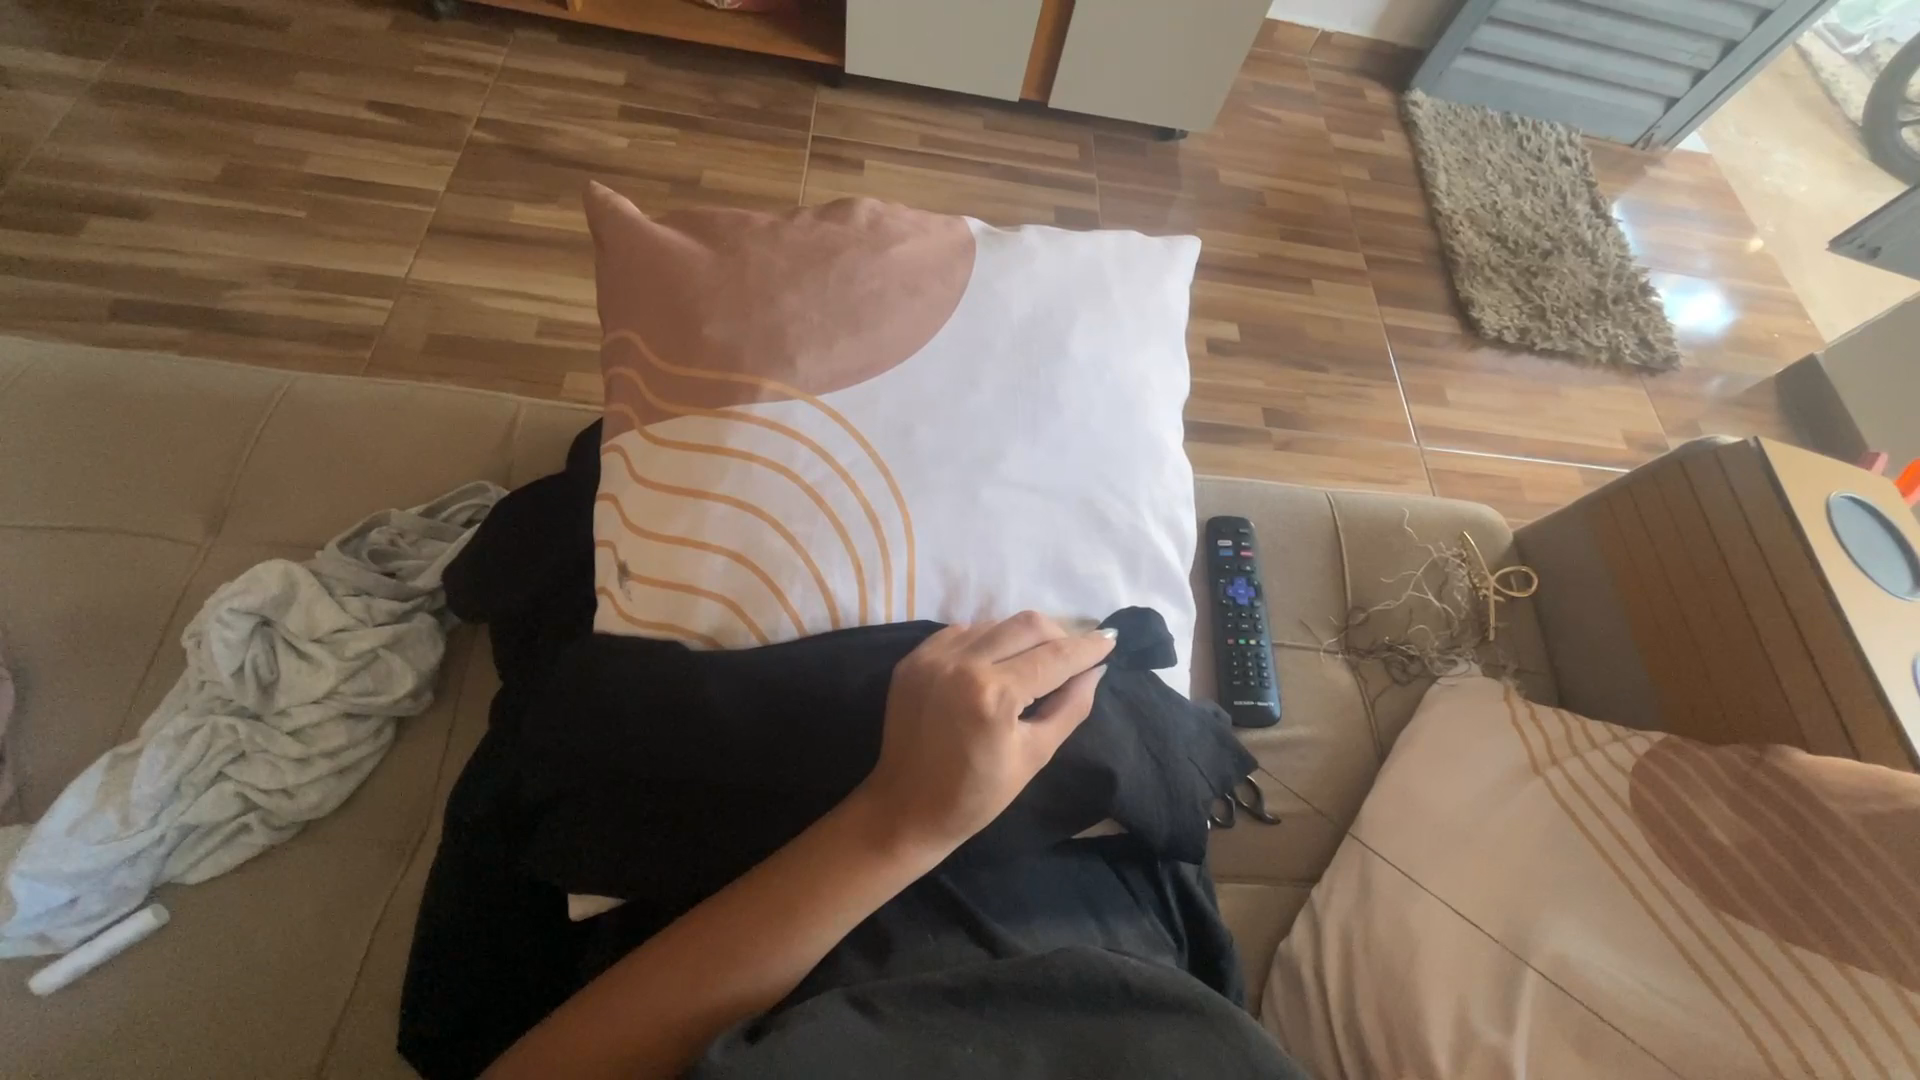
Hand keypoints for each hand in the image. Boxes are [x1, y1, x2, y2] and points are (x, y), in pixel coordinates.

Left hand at [853, 612, 1116, 857]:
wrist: (905, 808)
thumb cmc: (976, 795)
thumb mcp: (1034, 756)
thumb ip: (1070, 707)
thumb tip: (1095, 670)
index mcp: (994, 694)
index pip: (1054, 656)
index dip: (1087, 647)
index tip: (1110, 639)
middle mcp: (962, 664)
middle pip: (1026, 624)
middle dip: (1059, 634)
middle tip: (1073, 655)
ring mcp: (932, 657)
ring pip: (995, 623)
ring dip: (1022, 636)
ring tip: (1033, 663)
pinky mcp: (913, 658)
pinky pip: (962, 632)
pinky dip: (987, 640)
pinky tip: (994, 664)